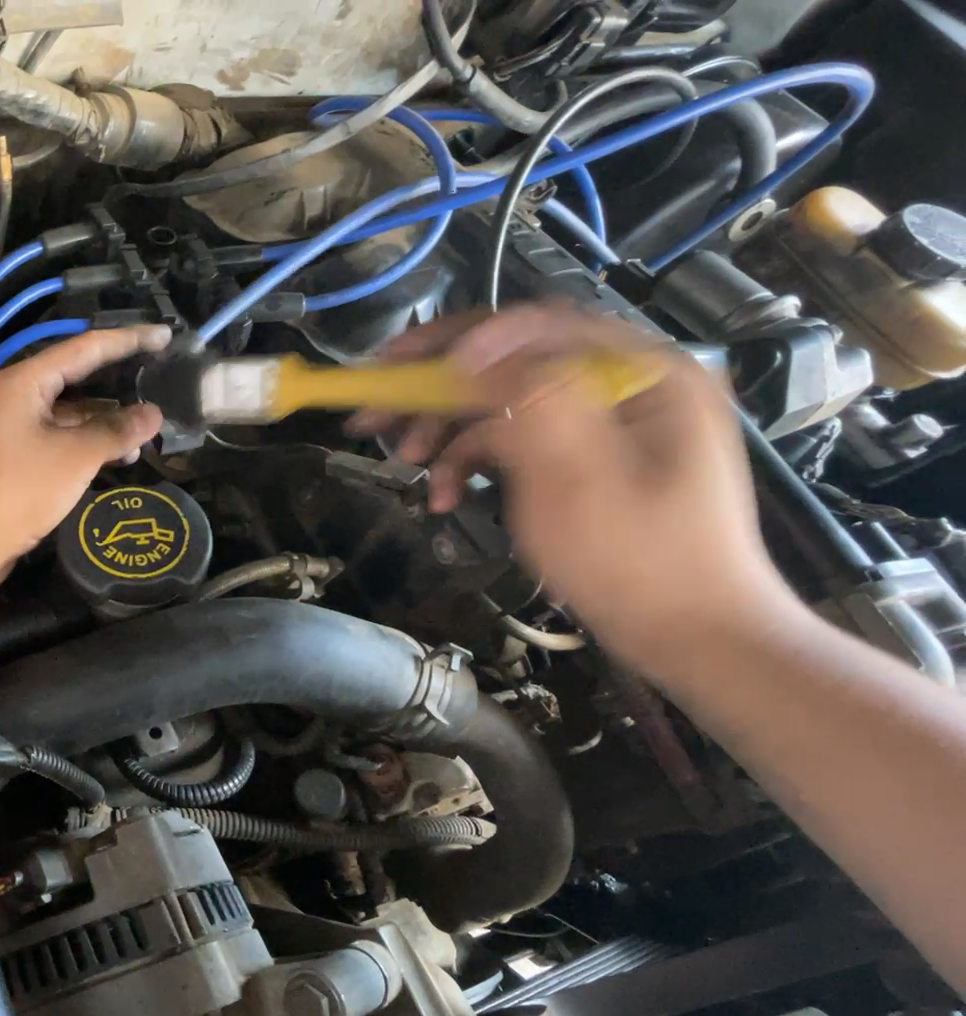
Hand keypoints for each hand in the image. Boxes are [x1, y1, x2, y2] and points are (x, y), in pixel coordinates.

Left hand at [0, 326, 167, 587]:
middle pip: (76, 377)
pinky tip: (118, 457)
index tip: (166, 335)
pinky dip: (86, 443)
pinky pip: (58, 438)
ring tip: (147, 432)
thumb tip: (154, 414)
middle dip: (119, 382)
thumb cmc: (17, 490)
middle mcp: (15, 396)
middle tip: (161, 377)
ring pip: (69, 413)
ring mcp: (12, 427)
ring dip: (106, 421)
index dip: (129, 340)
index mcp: (24, 381)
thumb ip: (116, 431)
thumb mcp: (75, 457)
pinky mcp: (13, 457)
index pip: (86, 347)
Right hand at [349, 304, 800, 665]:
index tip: (394, 365)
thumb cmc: (639, 561)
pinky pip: (511, 444)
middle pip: (507, 365)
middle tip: (374, 412)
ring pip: (501, 406)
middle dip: (435, 390)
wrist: (693, 635)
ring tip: (404, 463)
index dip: (456, 339)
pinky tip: (445, 497)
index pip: (534, 328)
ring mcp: (597, 424)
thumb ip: (531, 401)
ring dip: (446, 432)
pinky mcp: (578, 459)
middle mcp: (619, 385)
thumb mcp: (579, 477)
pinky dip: (470, 464)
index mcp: (639, 374)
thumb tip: (472, 352)